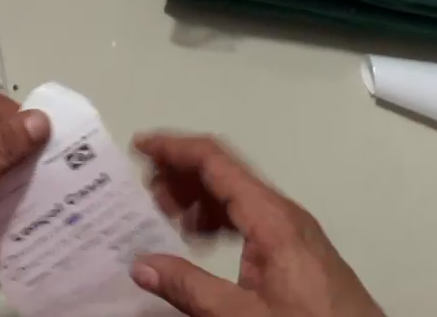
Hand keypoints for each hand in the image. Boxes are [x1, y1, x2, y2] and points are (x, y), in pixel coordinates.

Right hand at [130, 132, 383, 316]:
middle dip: (179, 173)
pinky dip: (216, 216)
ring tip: (166, 216)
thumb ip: (190, 288)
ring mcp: (292, 231)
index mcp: (271, 215)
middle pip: (222, 171)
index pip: (214, 159)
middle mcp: (282, 213)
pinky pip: (247, 215)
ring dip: (195, 196)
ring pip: (234, 193)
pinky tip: (200, 240)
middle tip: (145, 192)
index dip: (173, 148)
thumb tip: (140, 264)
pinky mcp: (297, 252)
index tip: (139, 147)